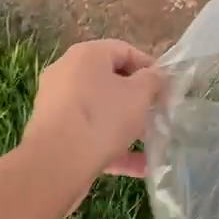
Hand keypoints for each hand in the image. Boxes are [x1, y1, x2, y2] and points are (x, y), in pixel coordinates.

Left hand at [20, 39, 165, 180]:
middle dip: (136, 99)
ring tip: (149, 142)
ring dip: (125, 124)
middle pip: (109, 81)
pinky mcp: (52, 133)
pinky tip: (138, 167)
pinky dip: (111, 146)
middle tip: (156, 113)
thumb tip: (155, 75)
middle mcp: (67, 73)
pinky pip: (88, 133)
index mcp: (86, 55)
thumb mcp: (138, 95)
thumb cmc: (102, 118)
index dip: (149, 67)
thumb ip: (152, 80)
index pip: (124, 50)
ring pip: (99, 110)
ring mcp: (57, 103)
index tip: (165, 87)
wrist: (55, 164)